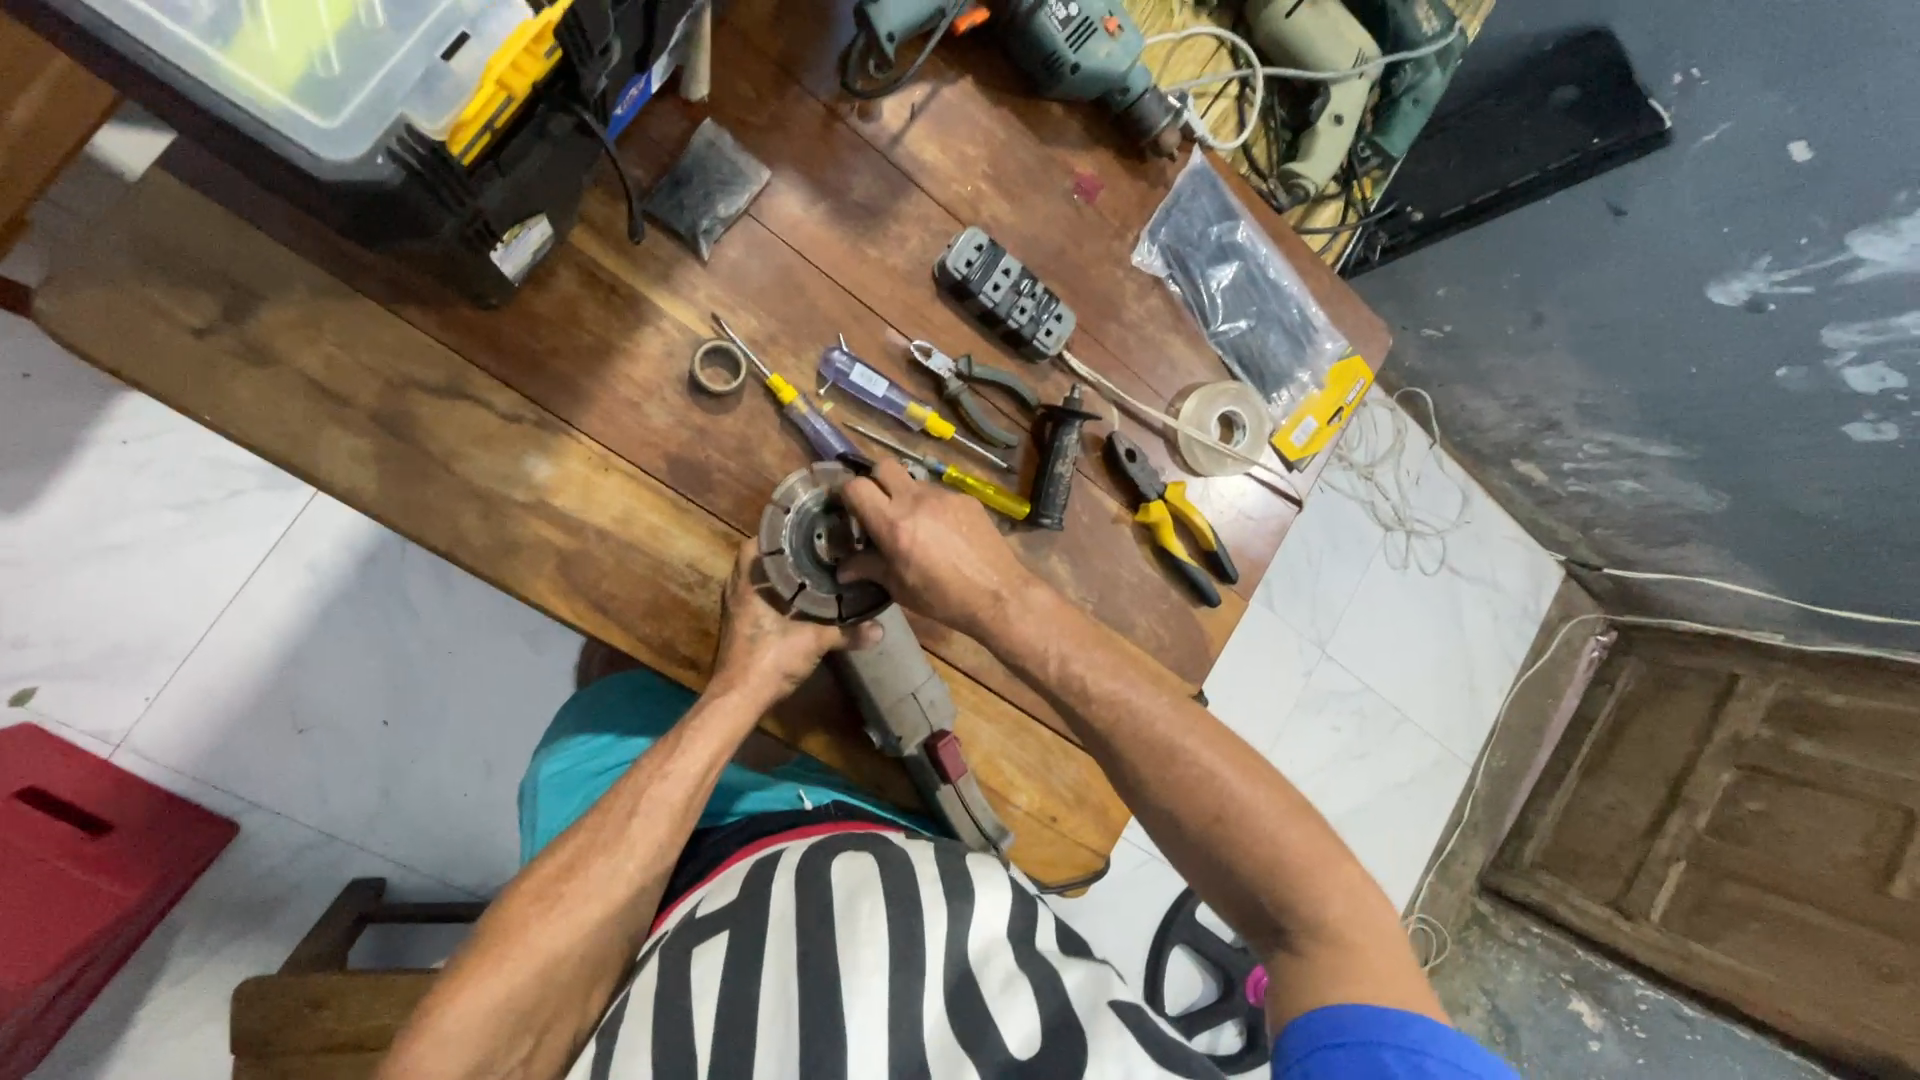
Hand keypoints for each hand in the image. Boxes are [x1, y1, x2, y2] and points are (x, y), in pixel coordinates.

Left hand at [710, 540, 880, 705]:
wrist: (738, 698)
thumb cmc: (769, 660)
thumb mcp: (813, 642)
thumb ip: (846, 633)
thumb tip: (880, 628)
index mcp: (750, 581)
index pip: (760, 539)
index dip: (784, 530)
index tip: (810, 525)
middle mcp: (738, 587)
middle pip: (761, 556)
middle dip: (787, 550)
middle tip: (818, 544)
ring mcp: (736, 606)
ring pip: (759, 576)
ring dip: (781, 571)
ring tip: (812, 564)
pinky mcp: (740, 622)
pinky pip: (758, 593)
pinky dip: (776, 589)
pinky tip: (800, 595)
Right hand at [837, 459, 1044, 639]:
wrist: (998, 594)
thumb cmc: (943, 598)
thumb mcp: (899, 588)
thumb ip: (869, 568)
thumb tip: (842, 568)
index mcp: (894, 524)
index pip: (855, 486)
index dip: (846, 493)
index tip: (847, 508)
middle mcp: (916, 500)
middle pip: (883, 466)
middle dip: (875, 481)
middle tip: (878, 506)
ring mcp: (944, 496)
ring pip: (913, 480)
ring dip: (905, 495)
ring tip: (914, 525)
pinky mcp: (966, 498)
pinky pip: (939, 493)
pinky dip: (932, 506)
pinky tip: (942, 532)